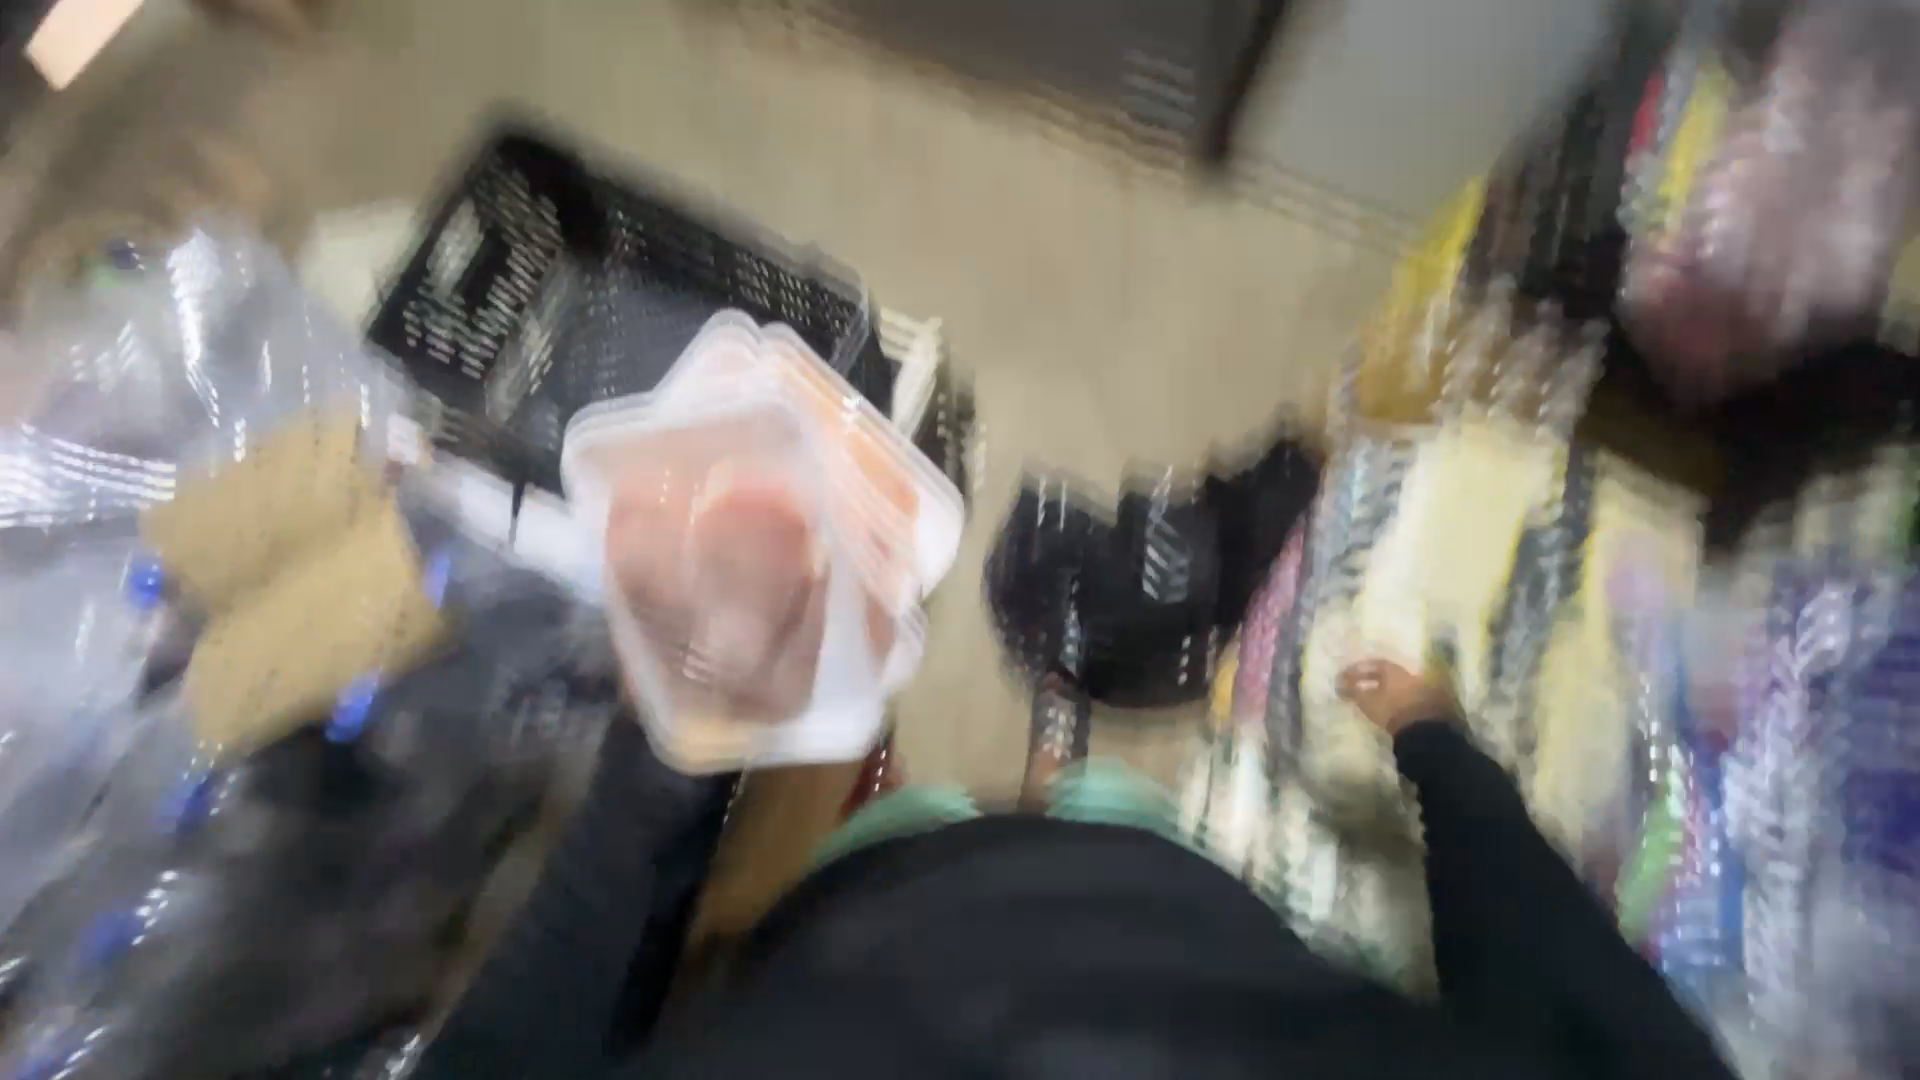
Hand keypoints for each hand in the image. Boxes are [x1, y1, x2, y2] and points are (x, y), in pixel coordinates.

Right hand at [1337, 660, 1453, 736]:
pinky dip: (1397, 700)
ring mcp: (1422, 689)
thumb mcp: (1366, 700)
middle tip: (1360, 687)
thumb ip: (1352, 691)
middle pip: (1388, 674)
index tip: (1348, 675)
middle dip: (1373, 679)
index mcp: (1394, 671)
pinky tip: (1390, 708)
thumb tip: (1339, 686)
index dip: (1359, 669)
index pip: (1374, 664)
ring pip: (1399, 686)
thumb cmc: (1390, 709)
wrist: (1423, 729)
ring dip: (1386, 690)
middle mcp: (1409, 675)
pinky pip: (1408, 697)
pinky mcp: (1430, 704)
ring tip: (1374, 699)